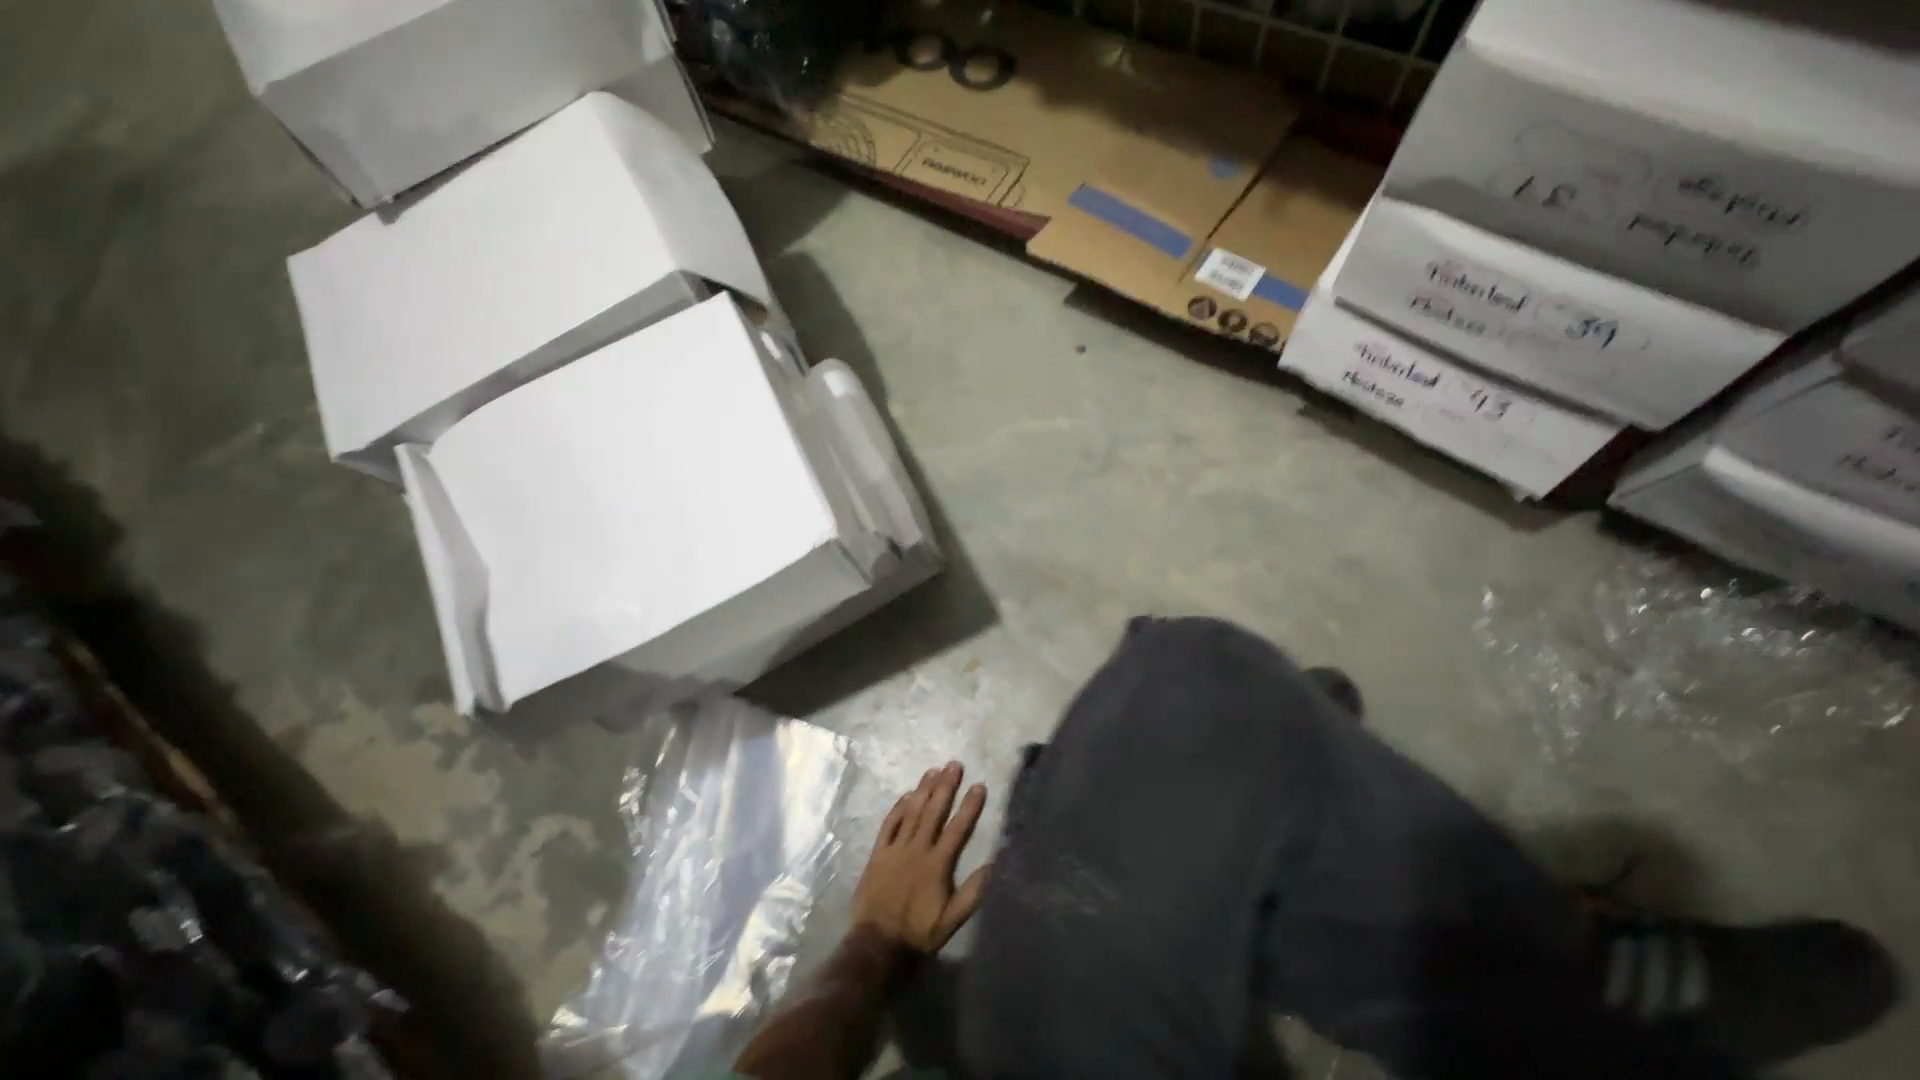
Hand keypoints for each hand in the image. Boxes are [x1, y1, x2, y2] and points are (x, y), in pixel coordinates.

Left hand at [852, 761, 990, 954]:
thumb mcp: (952, 920)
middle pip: (934, 812)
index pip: (958, 829)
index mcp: (937, 865)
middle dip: (946, 786)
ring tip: (933, 770)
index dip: (969, 806)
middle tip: (954, 764)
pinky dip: (898, 808)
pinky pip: (889, 825)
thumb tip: (993, 864)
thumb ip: (973, 893)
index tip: (979, 786)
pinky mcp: (878, 854)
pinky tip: (906, 795)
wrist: (877, 944)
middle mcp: (917, 850)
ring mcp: (895, 850)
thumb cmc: (918, 933)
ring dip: (923, 790)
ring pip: (911, 813)